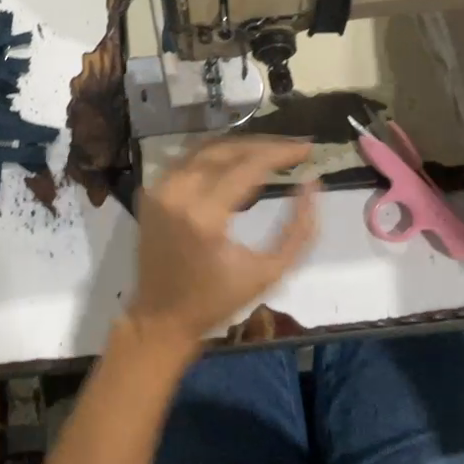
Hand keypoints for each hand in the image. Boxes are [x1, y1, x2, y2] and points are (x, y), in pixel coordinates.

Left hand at [127, 137, 317, 347]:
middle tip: (294, 148)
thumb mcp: (270, 272)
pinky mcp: (151, 192)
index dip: (281, 152)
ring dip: (241, 147)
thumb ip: (299, 229)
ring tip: (271, 153)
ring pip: (206, 149)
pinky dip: (216, 158)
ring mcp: (160, 189)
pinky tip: (238, 165)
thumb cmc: (218, 300)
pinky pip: (188, 161)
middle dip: (264, 145)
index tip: (308, 149)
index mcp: (204, 216)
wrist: (161, 317)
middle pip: (227, 150)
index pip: (249, 166)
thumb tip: (312, 185)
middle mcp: (178, 193)